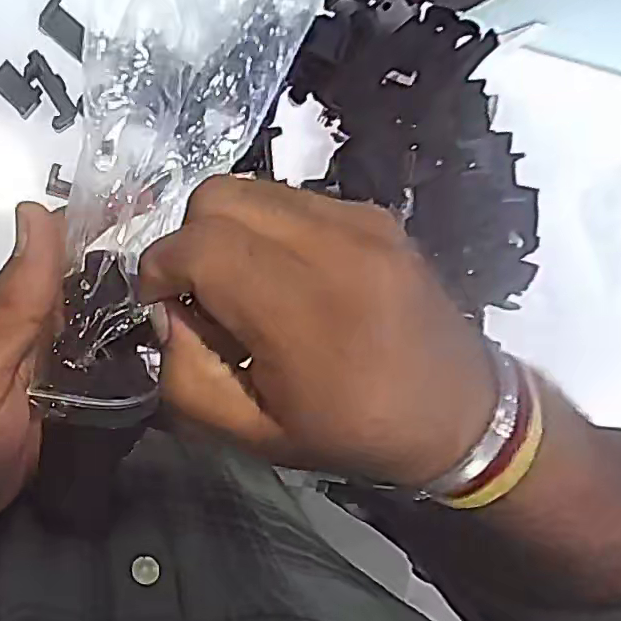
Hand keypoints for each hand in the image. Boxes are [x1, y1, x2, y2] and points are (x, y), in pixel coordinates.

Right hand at [138, 176, 496, 486]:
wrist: (461, 414)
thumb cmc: (350, 431)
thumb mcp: (248, 432)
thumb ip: (185, 375)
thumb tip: (168, 313)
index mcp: (302, 312)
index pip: (198, 246)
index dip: (158, 269)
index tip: (161, 304)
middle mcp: (333, 247)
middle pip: (215, 198)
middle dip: (186, 242)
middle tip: (197, 292)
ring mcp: (359, 221)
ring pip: (247, 188)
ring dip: (221, 231)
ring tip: (238, 282)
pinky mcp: (373, 214)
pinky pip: (286, 198)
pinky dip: (260, 227)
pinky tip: (278, 272)